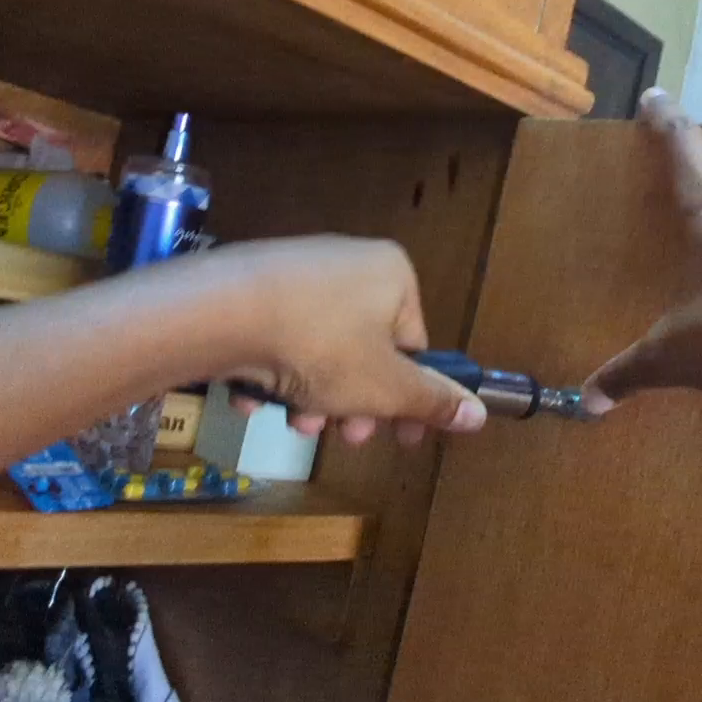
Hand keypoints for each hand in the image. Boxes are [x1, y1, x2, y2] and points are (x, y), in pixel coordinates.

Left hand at [199, 237, 486, 444]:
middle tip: (341, 436)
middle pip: (366, 350)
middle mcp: (351, 261)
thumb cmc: (322, 347)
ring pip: (321, 348)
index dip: (408, 400)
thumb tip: (480, 414)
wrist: (221, 310)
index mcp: (393, 275)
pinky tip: (255, 397)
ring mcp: (299, 269)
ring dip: (314, 396)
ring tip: (294, 422)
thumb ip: (433, 401)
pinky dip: (273, 369)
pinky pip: (279, 334)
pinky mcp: (254, 283)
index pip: (415, 346)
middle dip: (354, 403)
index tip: (399, 439)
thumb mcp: (385, 386)